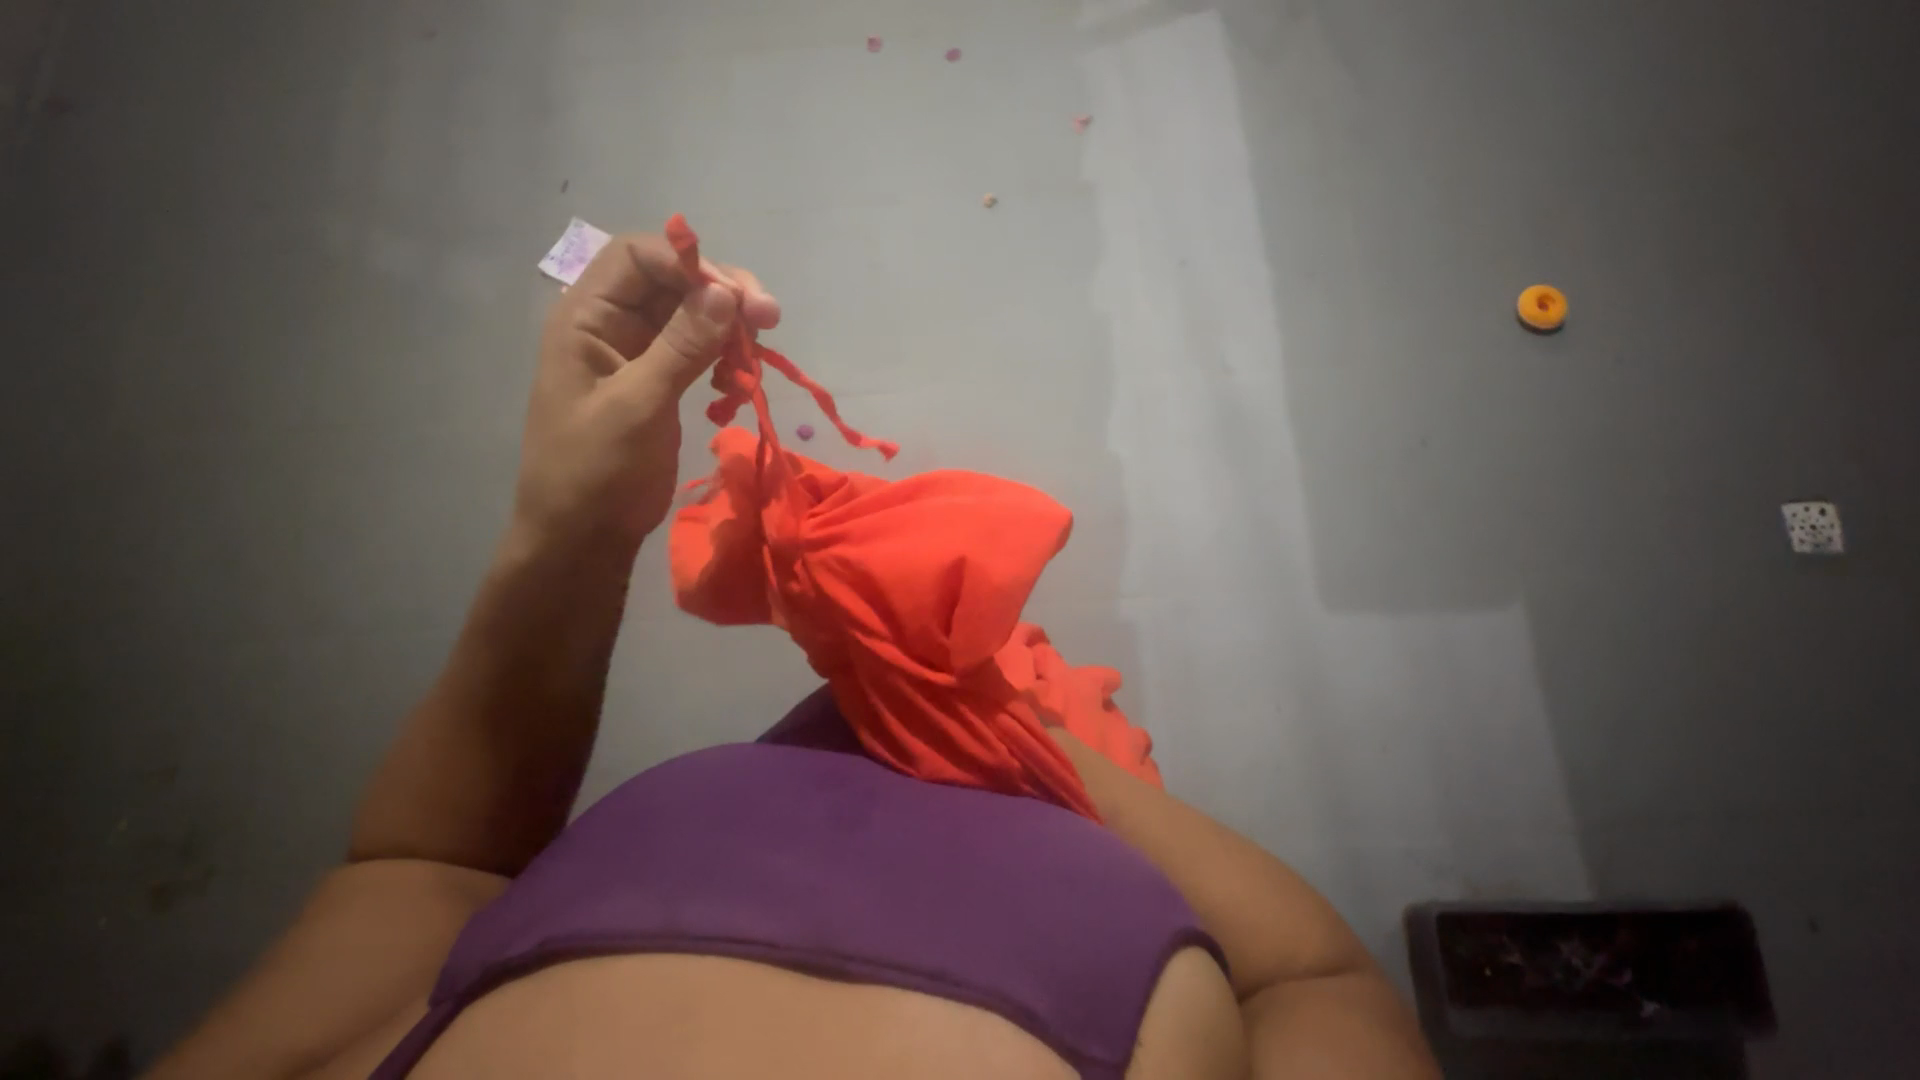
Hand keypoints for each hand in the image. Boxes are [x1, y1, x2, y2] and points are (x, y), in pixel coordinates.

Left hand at [512, 233, 780, 557]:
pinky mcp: (659, 382)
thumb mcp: (637, 405)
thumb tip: (727, 293)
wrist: (583, 537)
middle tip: (770, 320)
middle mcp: (610, 324)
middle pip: (673, 281)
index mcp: (586, 317)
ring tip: (758, 357)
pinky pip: (699, 351)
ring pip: (693, 315)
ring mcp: (637, 353)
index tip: (739, 298)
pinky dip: (724, 359)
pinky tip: (737, 384)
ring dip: (730, 329)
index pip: (639, 257)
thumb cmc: (594, 471)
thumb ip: (681, 346)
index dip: (691, 264)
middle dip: (723, 294)